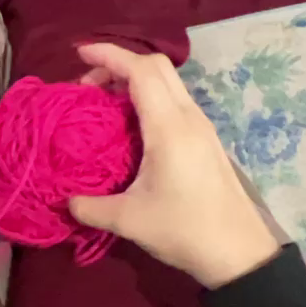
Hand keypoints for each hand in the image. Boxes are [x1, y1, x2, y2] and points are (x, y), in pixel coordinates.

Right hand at [68, 43, 282, 287]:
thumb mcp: (129, 220)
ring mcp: (201, 127)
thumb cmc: (185, 230)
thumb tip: (66, 200)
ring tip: (104, 104)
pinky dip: (147, 98)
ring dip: (134, 81)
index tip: (80, 53)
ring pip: (168, 83)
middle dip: (119, 64)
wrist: (239, 252)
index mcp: (170, 127)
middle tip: (88, 85)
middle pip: (156, 67)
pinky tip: (129, 126)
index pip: (141, 70)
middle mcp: (188, 118)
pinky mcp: (205, 140)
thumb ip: (90, 207)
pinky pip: (174, 101)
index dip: (109, 55)